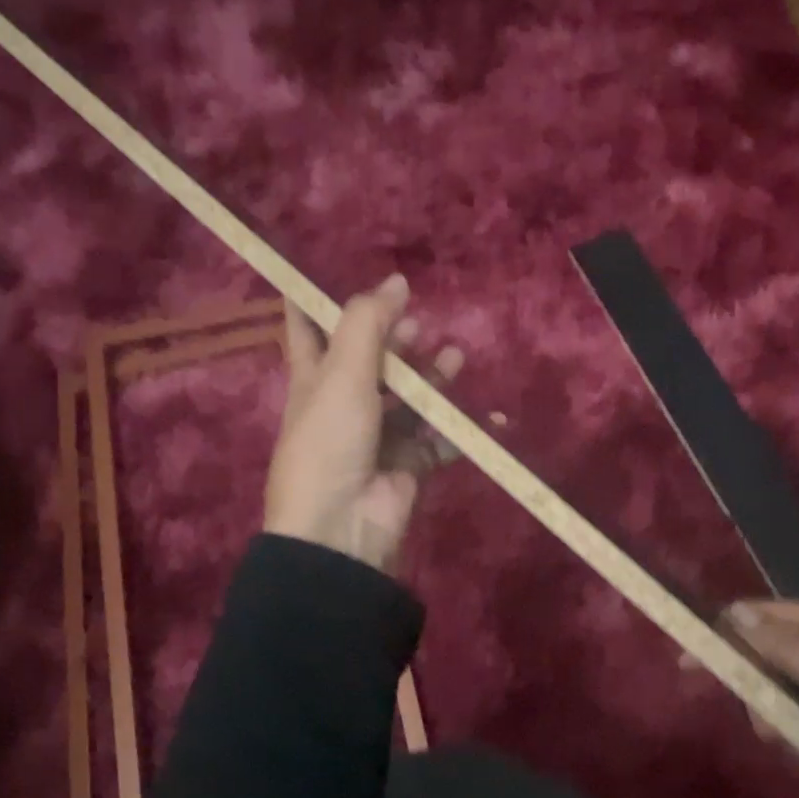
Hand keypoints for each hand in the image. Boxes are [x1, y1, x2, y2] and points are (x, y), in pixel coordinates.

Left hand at [264, 275, 460, 573]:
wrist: (340, 526)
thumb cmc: (330, 441)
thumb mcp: (342, 373)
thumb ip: (369, 323)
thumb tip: (397, 281)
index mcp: (313, 379)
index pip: (307, 330)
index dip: (313, 301)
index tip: (326, 271)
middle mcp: (344, 404)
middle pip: (372, 361)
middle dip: (394, 338)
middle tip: (419, 320)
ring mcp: (378, 436)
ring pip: (410, 398)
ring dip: (433, 377)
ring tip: (456, 356)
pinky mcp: (409, 464)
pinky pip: (441, 440)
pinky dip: (465, 430)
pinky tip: (491, 417)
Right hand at [724, 600, 798, 797]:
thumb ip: (783, 647)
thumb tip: (732, 611)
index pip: (756, 616)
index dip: (720, 636)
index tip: (687, 667)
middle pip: (766, 652)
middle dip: (756, 690)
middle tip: (765, 731)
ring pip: (783, 688)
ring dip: (779, 718)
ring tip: (796, 750)